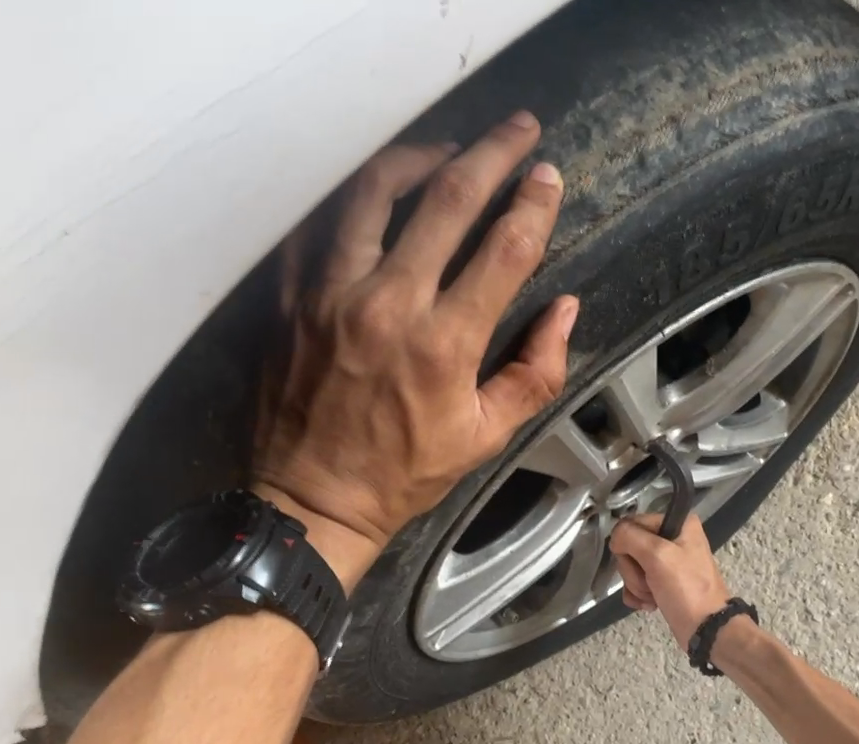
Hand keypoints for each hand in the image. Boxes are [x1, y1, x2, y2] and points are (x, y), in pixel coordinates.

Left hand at [252, 111, 578, 582]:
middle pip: (447, 200)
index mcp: (443, 344)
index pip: (502, 250)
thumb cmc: (404, 473)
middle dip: (492, 154)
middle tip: (518, 131)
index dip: (533, 204)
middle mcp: (387, 304)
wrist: (312, 496)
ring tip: (449, 151)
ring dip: (422, 158)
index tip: (548, 176)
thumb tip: (564, 311)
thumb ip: (534, 372)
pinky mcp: (293, 295)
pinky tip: (380, 192)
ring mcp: (331, 292)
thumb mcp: (486, 437)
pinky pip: (323, 221)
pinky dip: (357, 196)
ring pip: (376, 191)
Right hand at [608, 515, 733, 646]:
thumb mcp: (658, 555)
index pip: (633, 524)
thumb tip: (615, 538)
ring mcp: (667, 562)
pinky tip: (650, 604)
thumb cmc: (685, 588)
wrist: (705, 628)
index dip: (629, 545)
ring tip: (654, 596)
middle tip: (650, 583)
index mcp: (678, 523)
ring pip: (631, 567)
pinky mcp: (662, 582)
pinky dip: (638, 595)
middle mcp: (673, 538)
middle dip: (634, 570)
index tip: (640, 563)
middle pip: (630, 547)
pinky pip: (637, 582)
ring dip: (637, 585)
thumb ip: (630, 537)